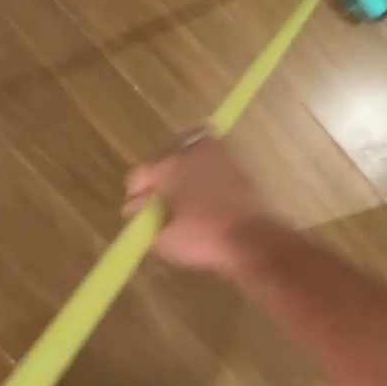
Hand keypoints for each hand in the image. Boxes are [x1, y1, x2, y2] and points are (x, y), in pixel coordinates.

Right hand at [125, 134, 282, 273]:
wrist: (252, 238)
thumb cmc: (203, 238)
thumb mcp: (164, 239)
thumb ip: (145, 222)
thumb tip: (137, 210)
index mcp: (167, 168)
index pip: (140, 173)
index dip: (135, 192)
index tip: (134, 208)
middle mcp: (190, 152)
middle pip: (164, 155)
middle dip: (157, 174)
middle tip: (157, 196)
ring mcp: (217, 154)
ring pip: (190, 147)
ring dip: (181, 163)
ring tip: (180, 186)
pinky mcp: (237, 162)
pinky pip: (213, 154)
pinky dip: (204, 165)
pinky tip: (204, 186)